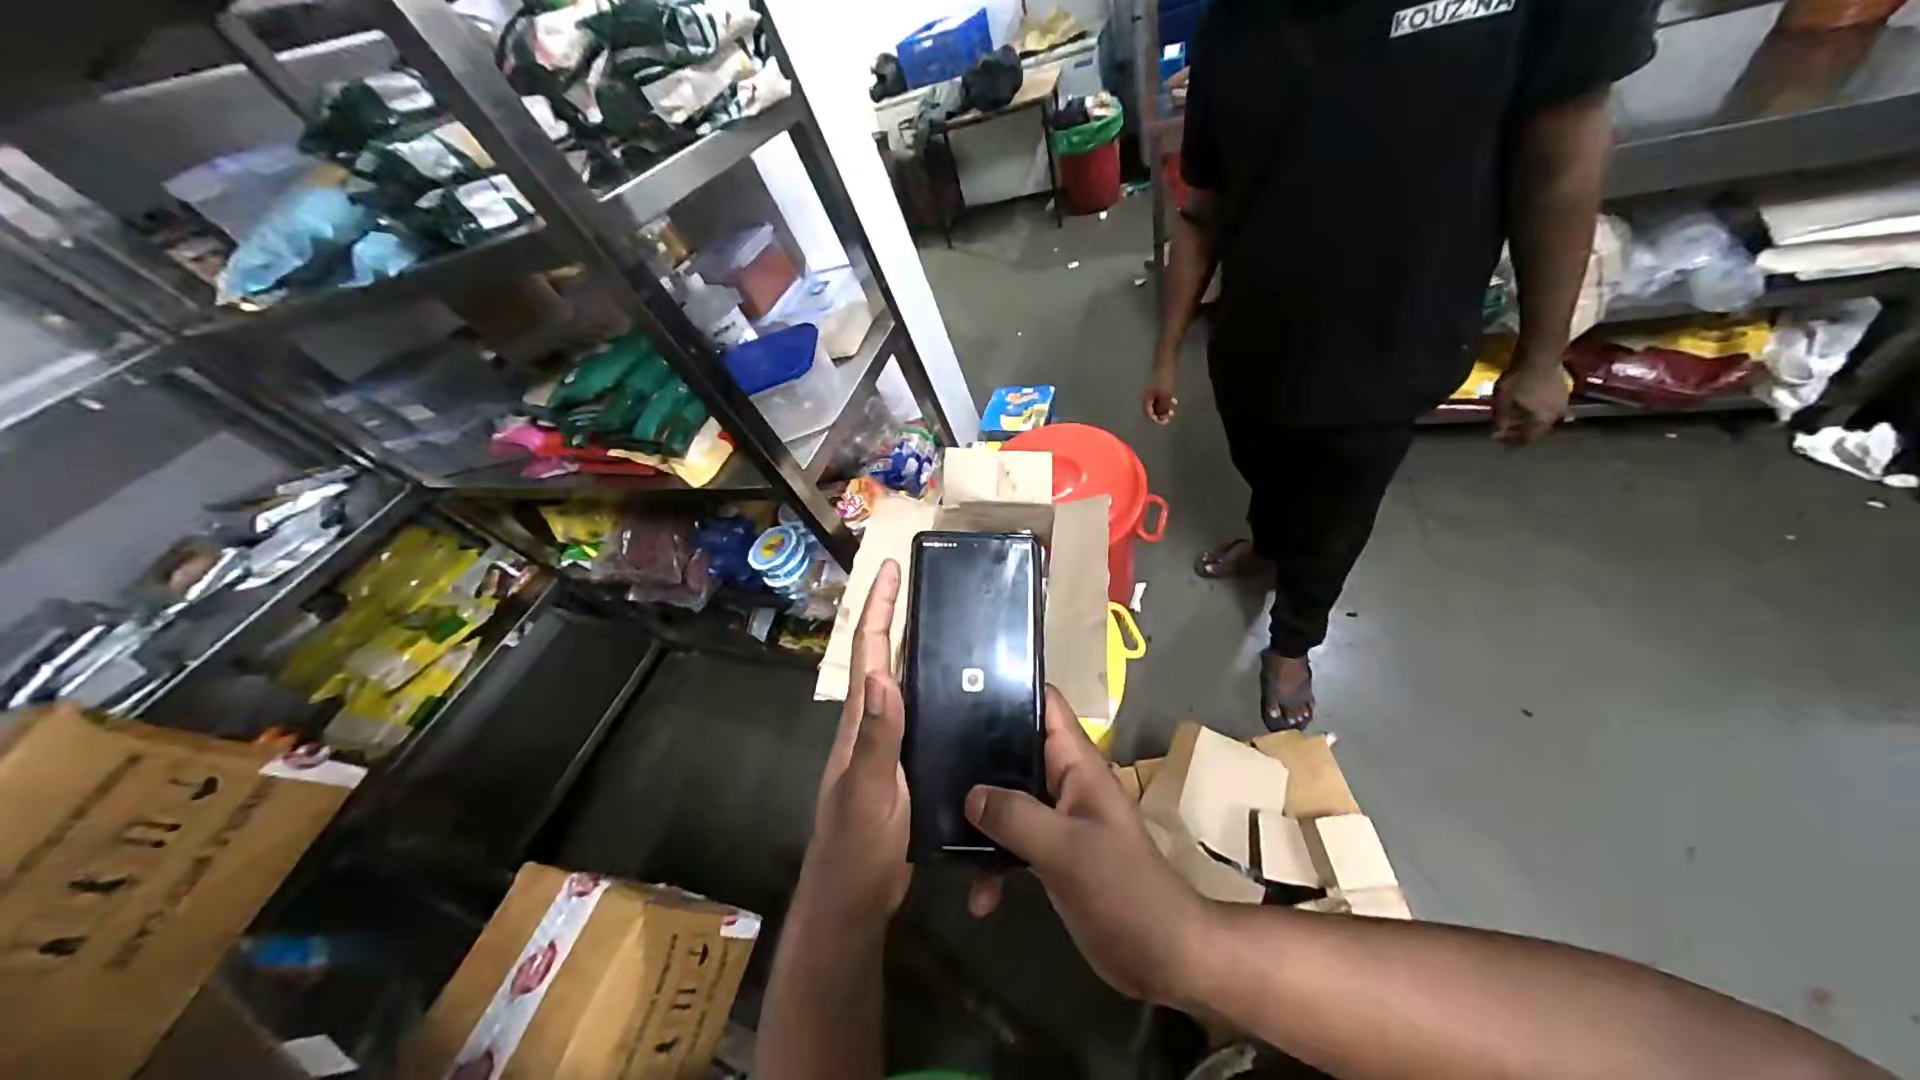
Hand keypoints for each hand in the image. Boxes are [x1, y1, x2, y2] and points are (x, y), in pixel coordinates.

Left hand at [801, 560, 909, 924]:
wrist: (853, 899)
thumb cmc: (857, 846)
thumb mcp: (868, 792)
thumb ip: (876, 737)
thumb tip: (880, 673)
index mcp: (861, 721)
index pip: (868, 651)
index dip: (879, 607)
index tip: (892, 568)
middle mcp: (871, 723)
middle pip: (880, 657)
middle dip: (895, 615)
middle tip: (923, 585)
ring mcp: (886, 745)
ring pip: (899, 683)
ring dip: (912, 649)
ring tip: (945, 625)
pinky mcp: (904, 766)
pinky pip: (917, 714)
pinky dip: (928, 689)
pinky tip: (956, 692)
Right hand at [965, 687, 1212, 1005]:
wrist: (1162, 956)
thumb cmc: (1124, 891)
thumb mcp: (1067, 850)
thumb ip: (1016, 817)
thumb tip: (969, 794)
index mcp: (1078, 765)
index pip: (1047, 705)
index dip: (1012, 687)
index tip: (963, 685)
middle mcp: (1065, 784)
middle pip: (1017, 751)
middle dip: (978, 754)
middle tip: (930, 753)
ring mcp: (1058, 819)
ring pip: (1009, 800)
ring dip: (979, 818)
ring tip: (939, 829)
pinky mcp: (1051, 854)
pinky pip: (1012, 844)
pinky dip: (993, 865)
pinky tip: (979, 898)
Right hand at [1143, 362, 1178, 424]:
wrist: (1167, 361)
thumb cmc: (1165, 378)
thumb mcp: (1165, 395)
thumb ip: (1163, 407)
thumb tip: (1162, 418)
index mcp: (1148, 398)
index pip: (1148, 413)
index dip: (1156, 418)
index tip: (1165, 419)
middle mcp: (1149, 396)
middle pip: (1153, 409)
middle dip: (1161, 413)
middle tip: (1170, 414)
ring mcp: (1155, 391)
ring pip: (1158, 403)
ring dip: (1165, 408)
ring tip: (1173, 409)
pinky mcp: (1160, 387)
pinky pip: (1162, 398)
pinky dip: (1167, 401)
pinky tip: (1174, 401)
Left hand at [1491, 360, 1568, 446]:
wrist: (1539, 355)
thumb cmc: (1519, 381)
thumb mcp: (1503, 403)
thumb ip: (1501, 421)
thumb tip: (1495, 437)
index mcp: (1544, 419)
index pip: (1529, 439)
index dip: (1513, 442)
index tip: (1500, 441)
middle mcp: (1557, 413)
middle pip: (1537, 429)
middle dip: (1519, 431)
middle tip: (1503, 431)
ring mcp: (1563, 401)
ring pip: (1543, 418)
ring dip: (1526, 421)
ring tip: (1510, 419)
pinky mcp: (1562, 391)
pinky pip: (1547, 408)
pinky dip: (1533, 411)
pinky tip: (1522, 407)